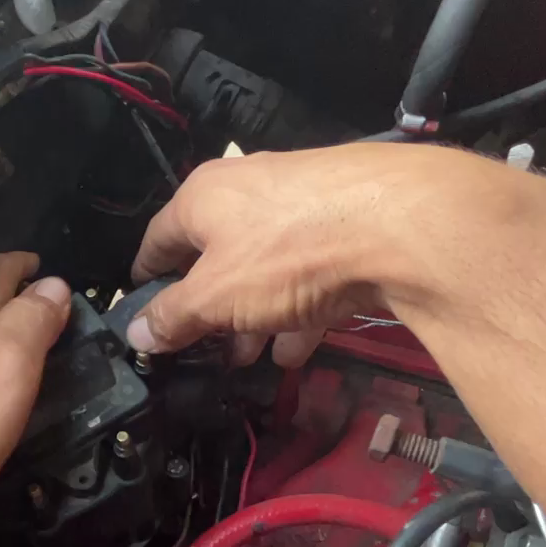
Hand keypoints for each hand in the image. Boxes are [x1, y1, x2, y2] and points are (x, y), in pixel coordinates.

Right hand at [126, 144, 539, 366]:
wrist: (410, 226)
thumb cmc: (287, 256)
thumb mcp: (215, 298)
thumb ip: (171, 318)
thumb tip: (135, 334)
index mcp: (202, 196)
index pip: (156, 241)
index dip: (145, 282)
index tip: (141, 315)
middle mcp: (247, 189)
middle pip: (212, 258)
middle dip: (207, 311)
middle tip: (205, 350)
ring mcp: (302, 203)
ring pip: (261, 268)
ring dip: (250, 316)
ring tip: (251, 357)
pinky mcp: (349, 221)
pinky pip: (306, 270)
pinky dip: (296, 308)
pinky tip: (299, 347)